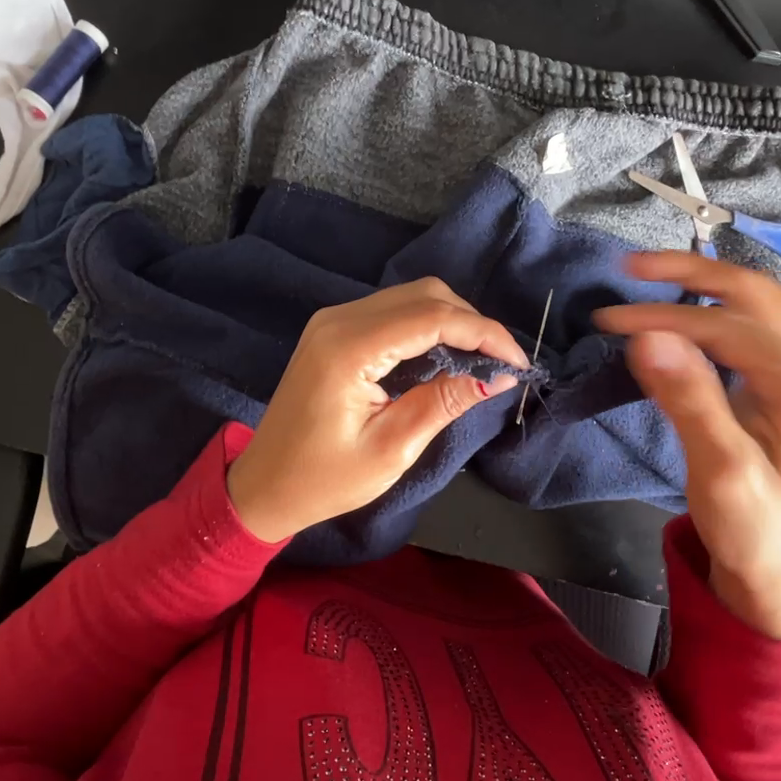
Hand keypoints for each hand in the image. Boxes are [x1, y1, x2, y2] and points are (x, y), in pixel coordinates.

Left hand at [227, 278, 529, 542]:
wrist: (263, 485)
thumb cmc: (324, 479)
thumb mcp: (392, 448)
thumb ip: (444, 402)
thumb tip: (498, 376)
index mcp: (349, 348)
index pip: (433, 317)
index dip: (484, 333)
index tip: (517, 362)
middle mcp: (339, 320)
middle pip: (424, 295)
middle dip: (471, 322)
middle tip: (500, 364)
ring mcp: (333, 320)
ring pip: (410, 297)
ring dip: (451, 321)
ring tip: (481, 361)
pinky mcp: (333, 330)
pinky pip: (392, 311)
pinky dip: (426, 326)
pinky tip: (445, 355)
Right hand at [595, 252, 780, 640]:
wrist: (776, 573)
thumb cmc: (752, 530)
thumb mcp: (720, 471)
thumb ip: (690, 401)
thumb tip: (647, 338)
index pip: (726, 326)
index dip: (665, 317)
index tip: (609, 322)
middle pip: (756, 294)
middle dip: (694, 272)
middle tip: (633, 267)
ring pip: (761, 303)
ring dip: (711, 283)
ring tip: (658, 275)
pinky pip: (755, 327)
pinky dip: (719, 307)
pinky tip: (687, 312)